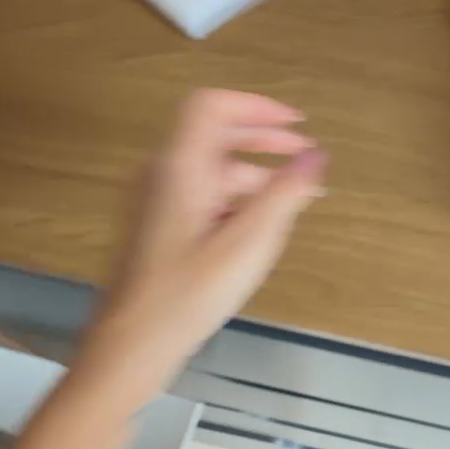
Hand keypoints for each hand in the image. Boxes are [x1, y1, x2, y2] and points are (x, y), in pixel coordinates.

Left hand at [90, 89, 327, 376]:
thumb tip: (316, 156)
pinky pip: (200, 193)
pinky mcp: (156, 225)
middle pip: (213, 134)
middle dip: (263, 138)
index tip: (296, 124)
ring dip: (253, 173)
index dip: (256, 106)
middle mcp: (162, 173)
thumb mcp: (247, 243)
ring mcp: (155, 200)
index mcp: (180, 167)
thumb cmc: (189, 293)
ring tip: (291, 200)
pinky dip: (234, 197)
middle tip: (304, 154)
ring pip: (209, 168)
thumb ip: (284, 195)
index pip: (212, 106)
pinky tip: (256, 227)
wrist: (132, 342)